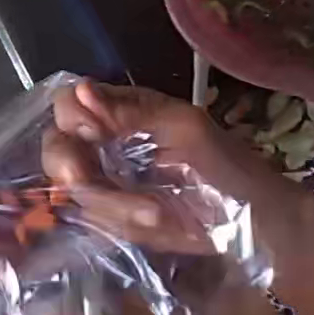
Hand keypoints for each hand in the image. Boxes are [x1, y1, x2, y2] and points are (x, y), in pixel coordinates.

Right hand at [42, 79, 290, 253]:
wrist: (257, 223)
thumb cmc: (228, 165)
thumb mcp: (184, 128)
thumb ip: (130, 112)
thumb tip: (81, 91)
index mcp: (118, 111)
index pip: (66, 104)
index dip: (71, 119)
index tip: (93, 136)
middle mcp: (103, 144)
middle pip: (56, 148)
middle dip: (72, 170)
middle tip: (88, 183)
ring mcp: (105, 183)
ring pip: (73, 191)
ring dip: (111, 204)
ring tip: (157, 214)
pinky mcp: (112, 219)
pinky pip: (93, 220)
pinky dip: (121, 223)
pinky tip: (155, 222)